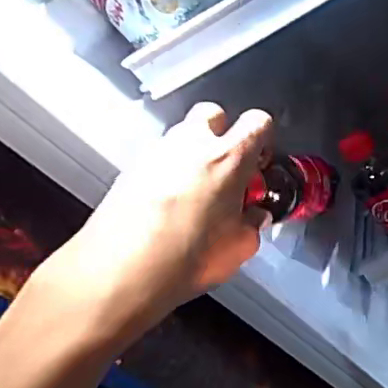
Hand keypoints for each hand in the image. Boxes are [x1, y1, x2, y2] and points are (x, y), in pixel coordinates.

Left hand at [30, 103, 271, 330]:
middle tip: (231, 172)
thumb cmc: (182, 256)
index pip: (258, 123)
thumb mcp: (240, 246)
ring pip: (183, 138)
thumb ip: (253, 223)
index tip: (262, 162)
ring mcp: (156, 154)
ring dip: (194, 158)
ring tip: (201, 197)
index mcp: (229, 158)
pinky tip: (174, 209)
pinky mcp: (131, 170)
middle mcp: (191, 145)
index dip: (265, 140)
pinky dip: (169, 175)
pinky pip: (158, 162)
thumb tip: (253, 219)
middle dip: (224, 137)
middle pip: (214, 116)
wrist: (123, 270)